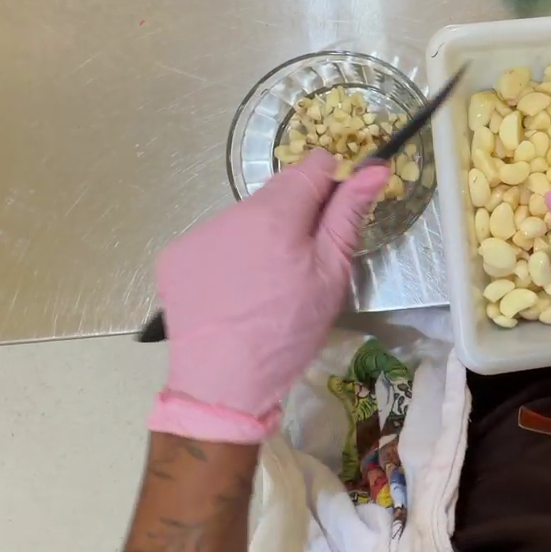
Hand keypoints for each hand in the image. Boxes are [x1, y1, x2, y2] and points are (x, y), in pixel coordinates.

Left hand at [147, 149, 389, 444]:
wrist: (222, 386)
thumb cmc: (289, 332)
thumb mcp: (331, 274)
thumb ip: (349, 215)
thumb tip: (375, 169)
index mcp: (276, 215)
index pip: (312, 165)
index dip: (332, 183)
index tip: (336, 214)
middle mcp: (231, 214)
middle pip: (278, 191)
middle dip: (298, 213)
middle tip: (304, 260)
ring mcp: (198, 234)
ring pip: (248, 215)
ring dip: (265, 232)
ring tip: (268, 279)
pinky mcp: (175, 256)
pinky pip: (218, 237)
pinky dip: (233, 252)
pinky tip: (237, 288)